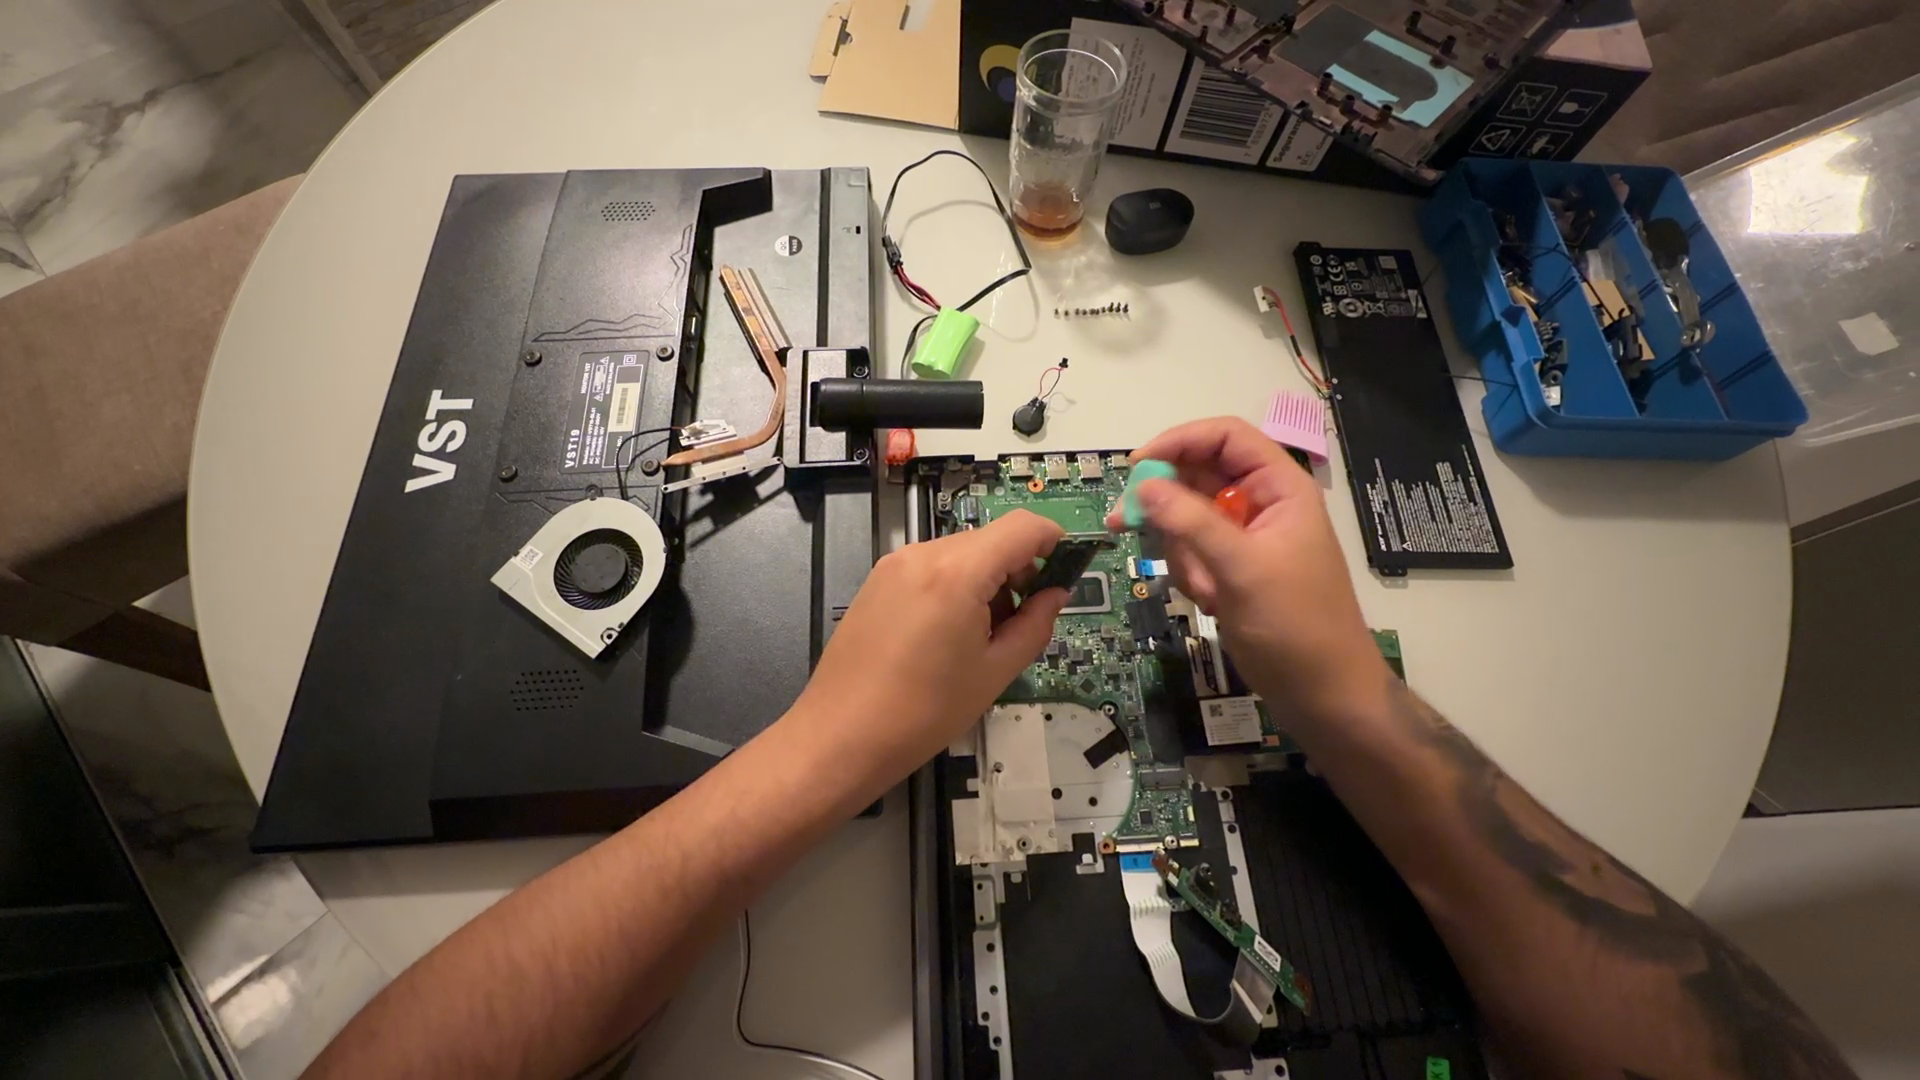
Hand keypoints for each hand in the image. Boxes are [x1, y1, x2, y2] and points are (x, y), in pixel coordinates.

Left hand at [787, 509, 1068, 792]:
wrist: (840, 737)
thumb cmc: (924, 713)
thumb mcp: (994, 672)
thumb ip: (1035, 624)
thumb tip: (1055, 594)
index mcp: (956, 572)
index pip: (1023, 527)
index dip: (1055, 541)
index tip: (1066, 574)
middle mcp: (923, 554)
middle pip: (991, 540)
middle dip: (1019, 570)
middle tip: (1024, 621)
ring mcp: (894, 565)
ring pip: (962, 553)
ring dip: (987, 580)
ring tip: (983, 636)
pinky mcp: (877, 581)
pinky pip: (932, 567)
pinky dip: (956, 585)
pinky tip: (948, 633)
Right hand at [1106, 417, 1389, 728]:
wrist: (1321, 692)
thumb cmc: (1296, 625)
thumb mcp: (1243, 568)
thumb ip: (1191, 523)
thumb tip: (1142, 486)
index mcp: (1280, 488)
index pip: (1226, 437)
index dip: (1180, 441)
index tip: (1136, 467)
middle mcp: (1259, 503)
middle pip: (1197, 475)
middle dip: (1165, 503)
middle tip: (1125, 522)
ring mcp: (1242, 536)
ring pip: (1186, 516)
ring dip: (1180, 550)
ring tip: (1203, 588)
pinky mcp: (1229, 566)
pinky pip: (1190, 550)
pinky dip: (1188, 572)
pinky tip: (1210, 601)